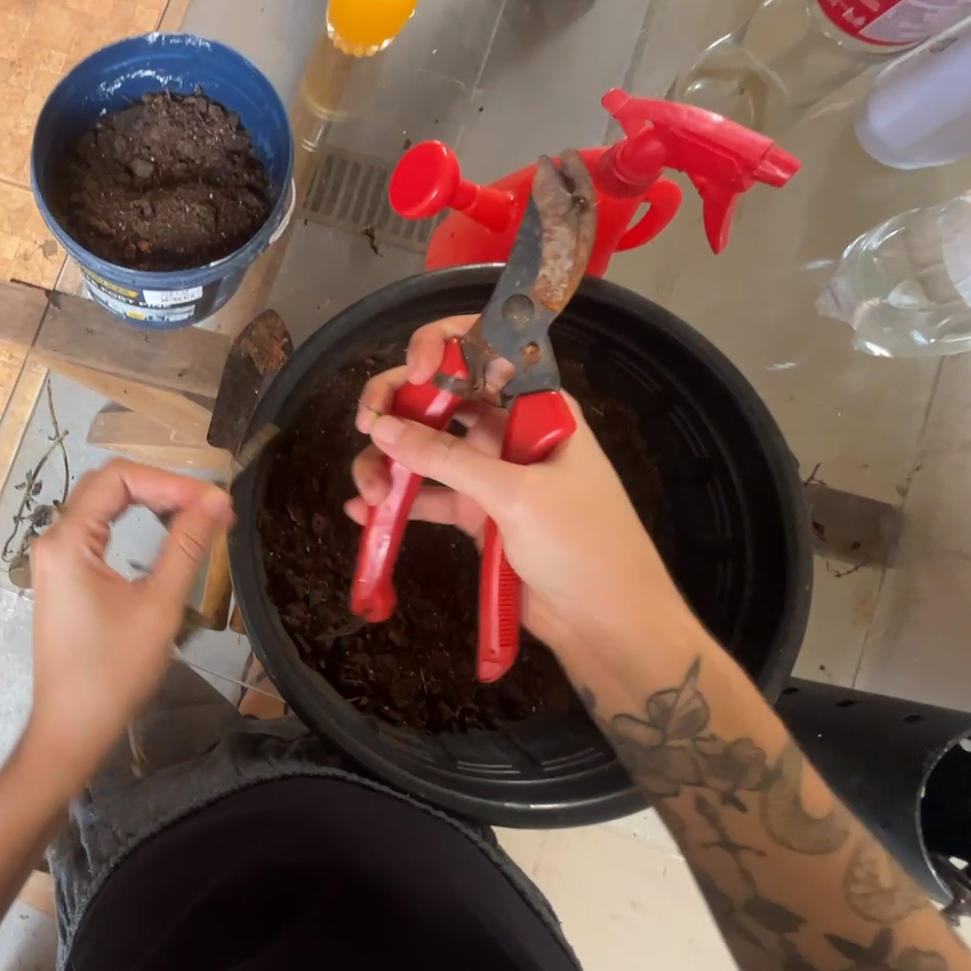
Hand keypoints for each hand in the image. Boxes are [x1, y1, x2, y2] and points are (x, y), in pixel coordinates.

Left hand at [25, 460, 232, 783]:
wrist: (72, 726)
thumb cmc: (113, 672)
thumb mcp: (158, 606)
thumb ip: (186, 546)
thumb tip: (218, 501)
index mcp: (68, 541)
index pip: (119, 478)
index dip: (170, 481)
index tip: (214, 500)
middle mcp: (54, 539)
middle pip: (107, 485)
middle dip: (160, 486)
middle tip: (207, 505)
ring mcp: (54, 557)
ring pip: (102, 504)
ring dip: (147, 501)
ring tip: (193, 514)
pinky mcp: (62, 574)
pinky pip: (96, 529)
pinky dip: (131, 521)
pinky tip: (162, 530)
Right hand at [345, 318, 688, 654]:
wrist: (607, 623)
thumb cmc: (584, 545)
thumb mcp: (515, 495)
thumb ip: (444, 458)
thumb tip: (379, 427)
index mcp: (534, 407)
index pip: (483, 351)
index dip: (442, 347)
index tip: (413, 373)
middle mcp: (505, 429)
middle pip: (437, 397)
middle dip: (395, 408)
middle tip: (365, 427)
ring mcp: (485, 471)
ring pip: (420, 447)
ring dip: (386, 462)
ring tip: (368, 493)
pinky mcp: (470, 511)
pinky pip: (421, 495)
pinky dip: (392, 501)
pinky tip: (363, 512)